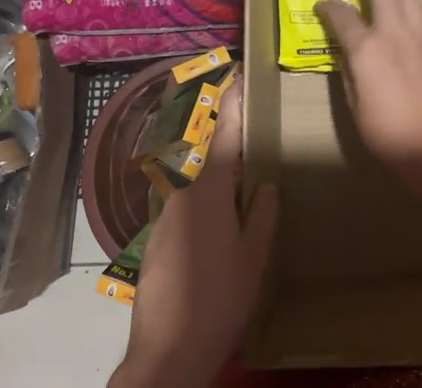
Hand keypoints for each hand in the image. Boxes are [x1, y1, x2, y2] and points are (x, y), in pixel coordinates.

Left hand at [112, 79, 278, 387]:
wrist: (168, 349)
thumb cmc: (220, 298)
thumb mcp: (256, 255)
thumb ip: (263, 212)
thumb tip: (265, 182)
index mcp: (209, 189)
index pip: (224, 132)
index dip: (233, 100)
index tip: (238, 71)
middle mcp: (182, 192)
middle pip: (206, 151)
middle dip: (224, 131)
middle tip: (248, 119)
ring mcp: (165, 214)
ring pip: (194, 178)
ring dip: (214, 167)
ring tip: (241, 169)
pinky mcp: (156, 237)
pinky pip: (185, 201)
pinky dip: (203, 194)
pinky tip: (219, 216)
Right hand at [316, 0, 421, 173]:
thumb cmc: (385, 131)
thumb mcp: (352, 101)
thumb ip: (348, 65)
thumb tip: (346, 45)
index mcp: (367, 49)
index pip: (341, 13)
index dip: (327, 6)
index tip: (322, 6)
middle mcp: (395, 31)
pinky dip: (416, 5)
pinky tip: (412, 15)